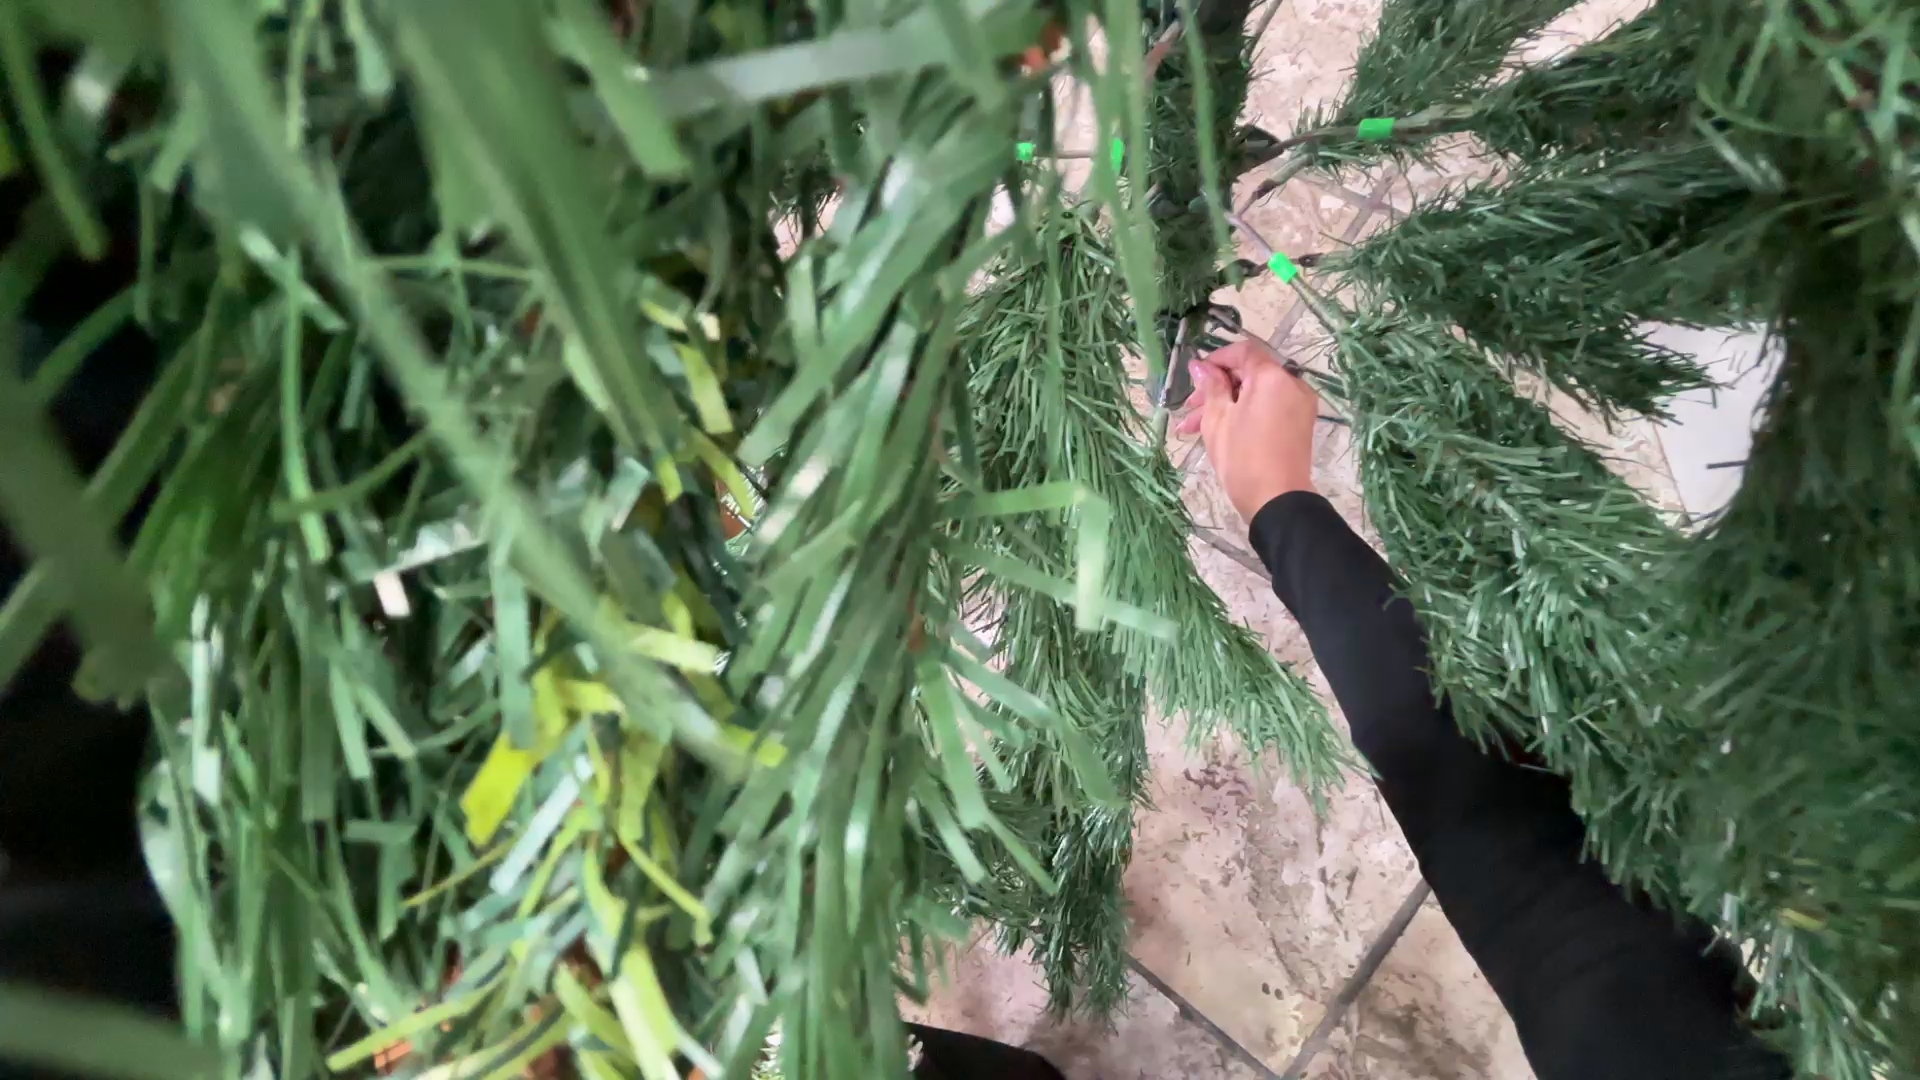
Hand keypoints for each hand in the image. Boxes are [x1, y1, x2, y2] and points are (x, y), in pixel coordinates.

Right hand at [1174, 338, 1317, 521]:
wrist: (1276, 499)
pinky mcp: (1300, 422)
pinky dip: (1246, 413)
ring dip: (1227, 405)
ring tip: (1194, 428)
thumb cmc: (1242, 457)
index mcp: (1272, 377)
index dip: (1216, 359)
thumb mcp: (1217, 419)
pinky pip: (1269, 407)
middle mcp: (1292, 383)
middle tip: (1189, 409)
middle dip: (1217, 388)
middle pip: (1249, 374)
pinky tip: (1221, 431)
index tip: (1194, 376)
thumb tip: (1200, 366)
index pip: (1243, 352)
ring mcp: (1299, 404)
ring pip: (1257, 393)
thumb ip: (1211, 387)